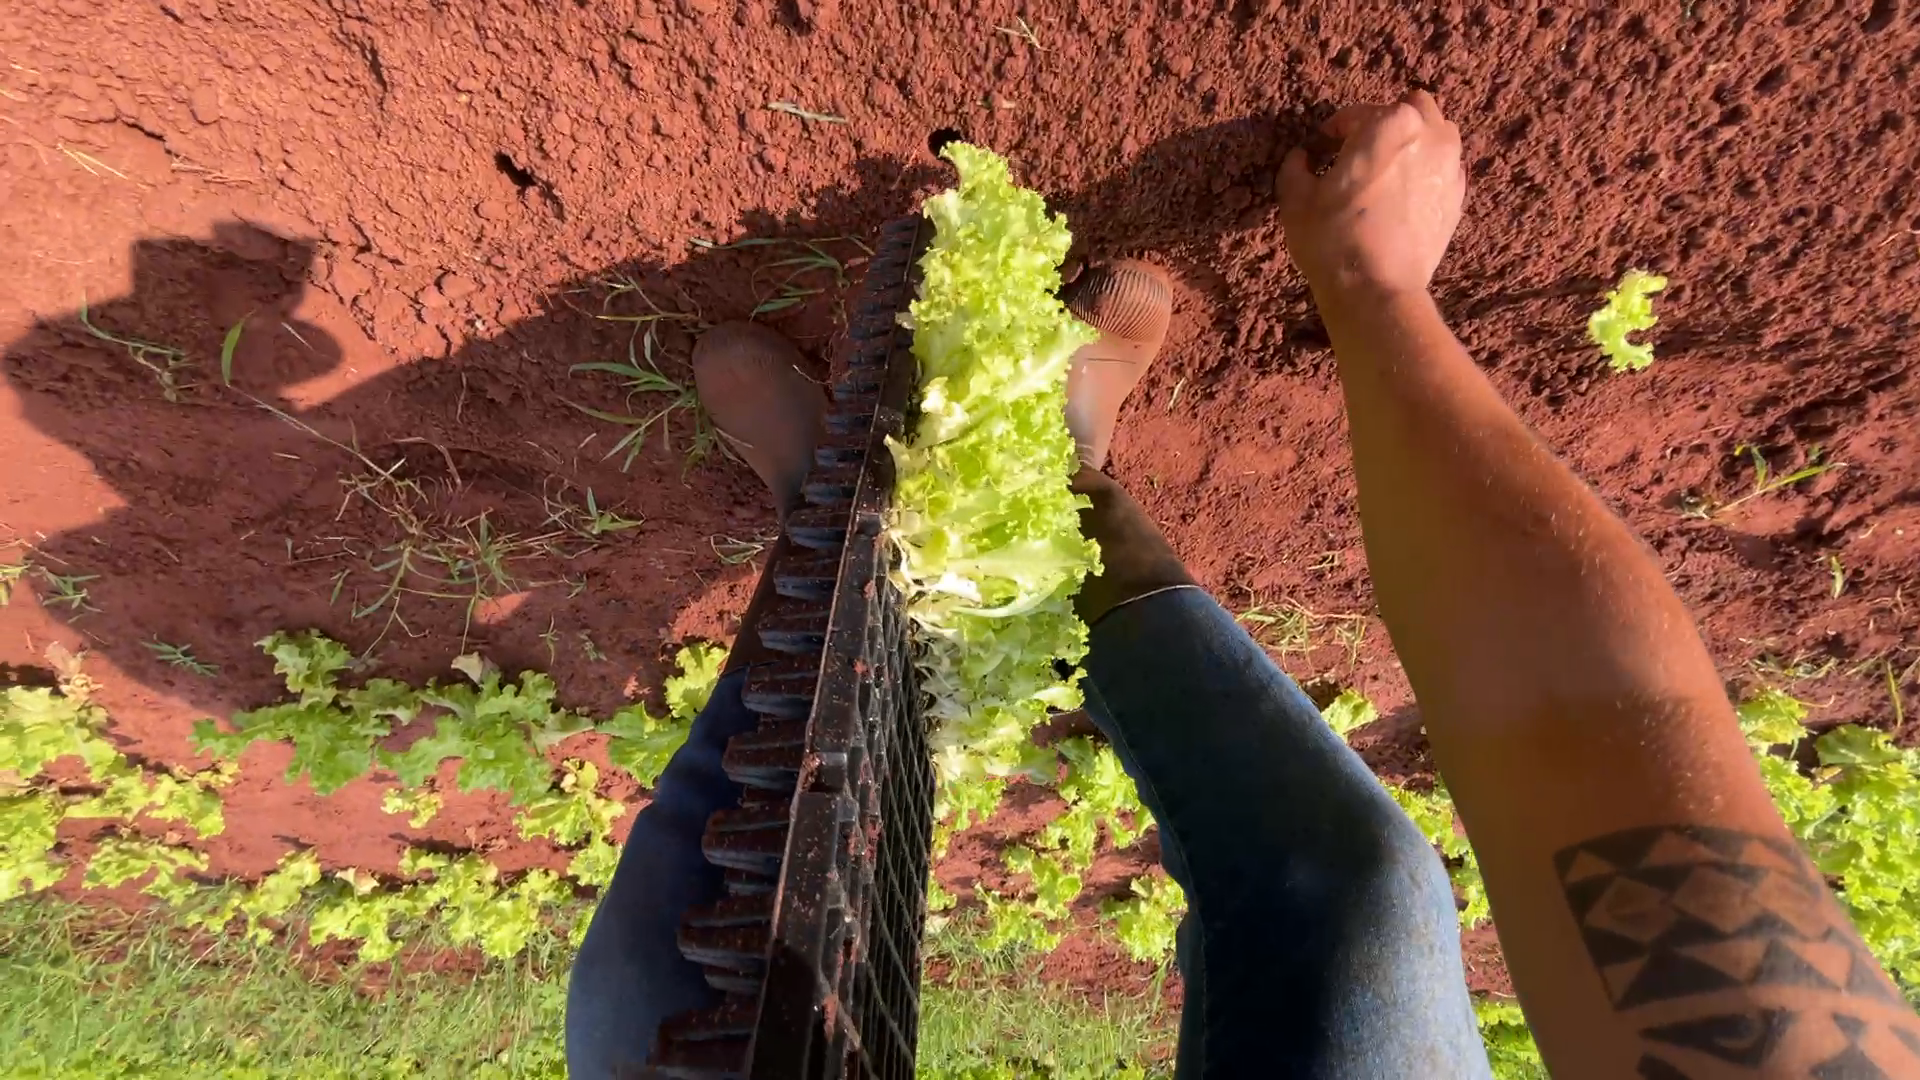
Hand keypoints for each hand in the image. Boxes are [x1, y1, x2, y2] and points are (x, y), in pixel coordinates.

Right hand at [1278, 91, 1465, 301]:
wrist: (1375, 289)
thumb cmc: (1332, 240)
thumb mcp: (1295, 203)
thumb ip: (1294, 168)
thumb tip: (1301, 156)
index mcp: (1386, 124)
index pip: (1351, 116)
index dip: (1327, 136)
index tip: (1317, 156)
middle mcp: (1429, 131)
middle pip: (1406, 108)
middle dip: (1379, 126)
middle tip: (1356, 158)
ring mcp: (1450, 163)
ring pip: (1432, 133)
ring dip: (1408, 144)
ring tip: (1383, 177)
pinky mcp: (1457, 194)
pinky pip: (1441, 169)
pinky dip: (1422, 174)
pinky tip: (1399, 201)